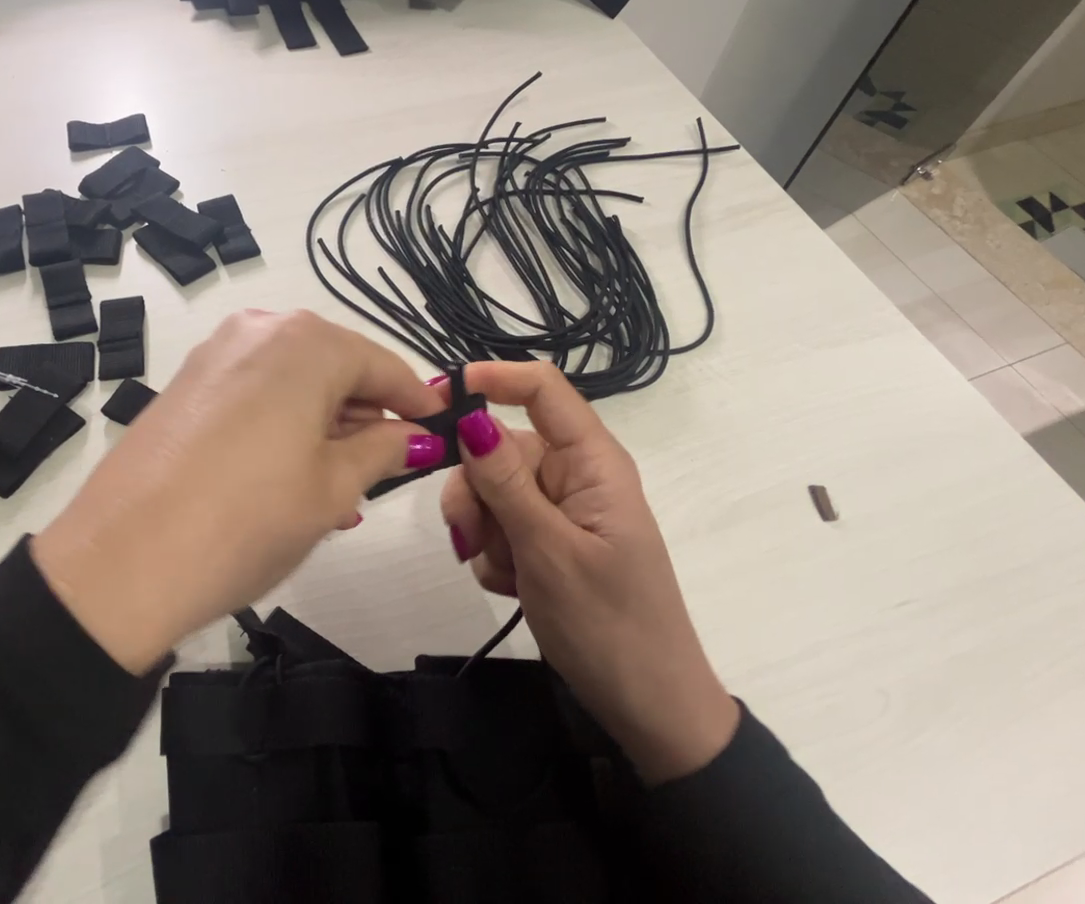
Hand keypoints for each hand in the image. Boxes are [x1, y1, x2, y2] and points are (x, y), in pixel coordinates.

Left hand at [31, 311, 445, 673]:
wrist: (121, 565)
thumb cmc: (249, 520)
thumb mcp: (333, 488)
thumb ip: (383, 450)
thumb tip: (415, 434)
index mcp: (306, 343)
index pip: (382, 365)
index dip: (416, 401)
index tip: (441, 429)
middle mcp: (258, 330)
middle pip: (335, 368)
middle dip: (365, 417)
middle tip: (385, 471)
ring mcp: (213, 355)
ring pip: (293, 383)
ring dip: (324, 426)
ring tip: (336, 490)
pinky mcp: (184, 386)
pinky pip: (255, 394)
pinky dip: (283, 426)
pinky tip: (287, 477)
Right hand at [438, 362, 739, 783]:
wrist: (646, 705)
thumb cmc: (608, 623)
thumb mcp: (548, 551)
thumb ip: (505, 484)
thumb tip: (469, 418)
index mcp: (593, 462)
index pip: (543, 390)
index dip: (493, 380)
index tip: (437, 398)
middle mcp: (575, 476)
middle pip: (502, 448)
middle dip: (475, 489)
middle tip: (469, 536)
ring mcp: (560, 512)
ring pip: (492, 492)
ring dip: (483, 530)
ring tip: (504, 573)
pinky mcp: (547, 544)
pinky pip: (500, 529)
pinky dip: (495, 556)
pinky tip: (512, 588)